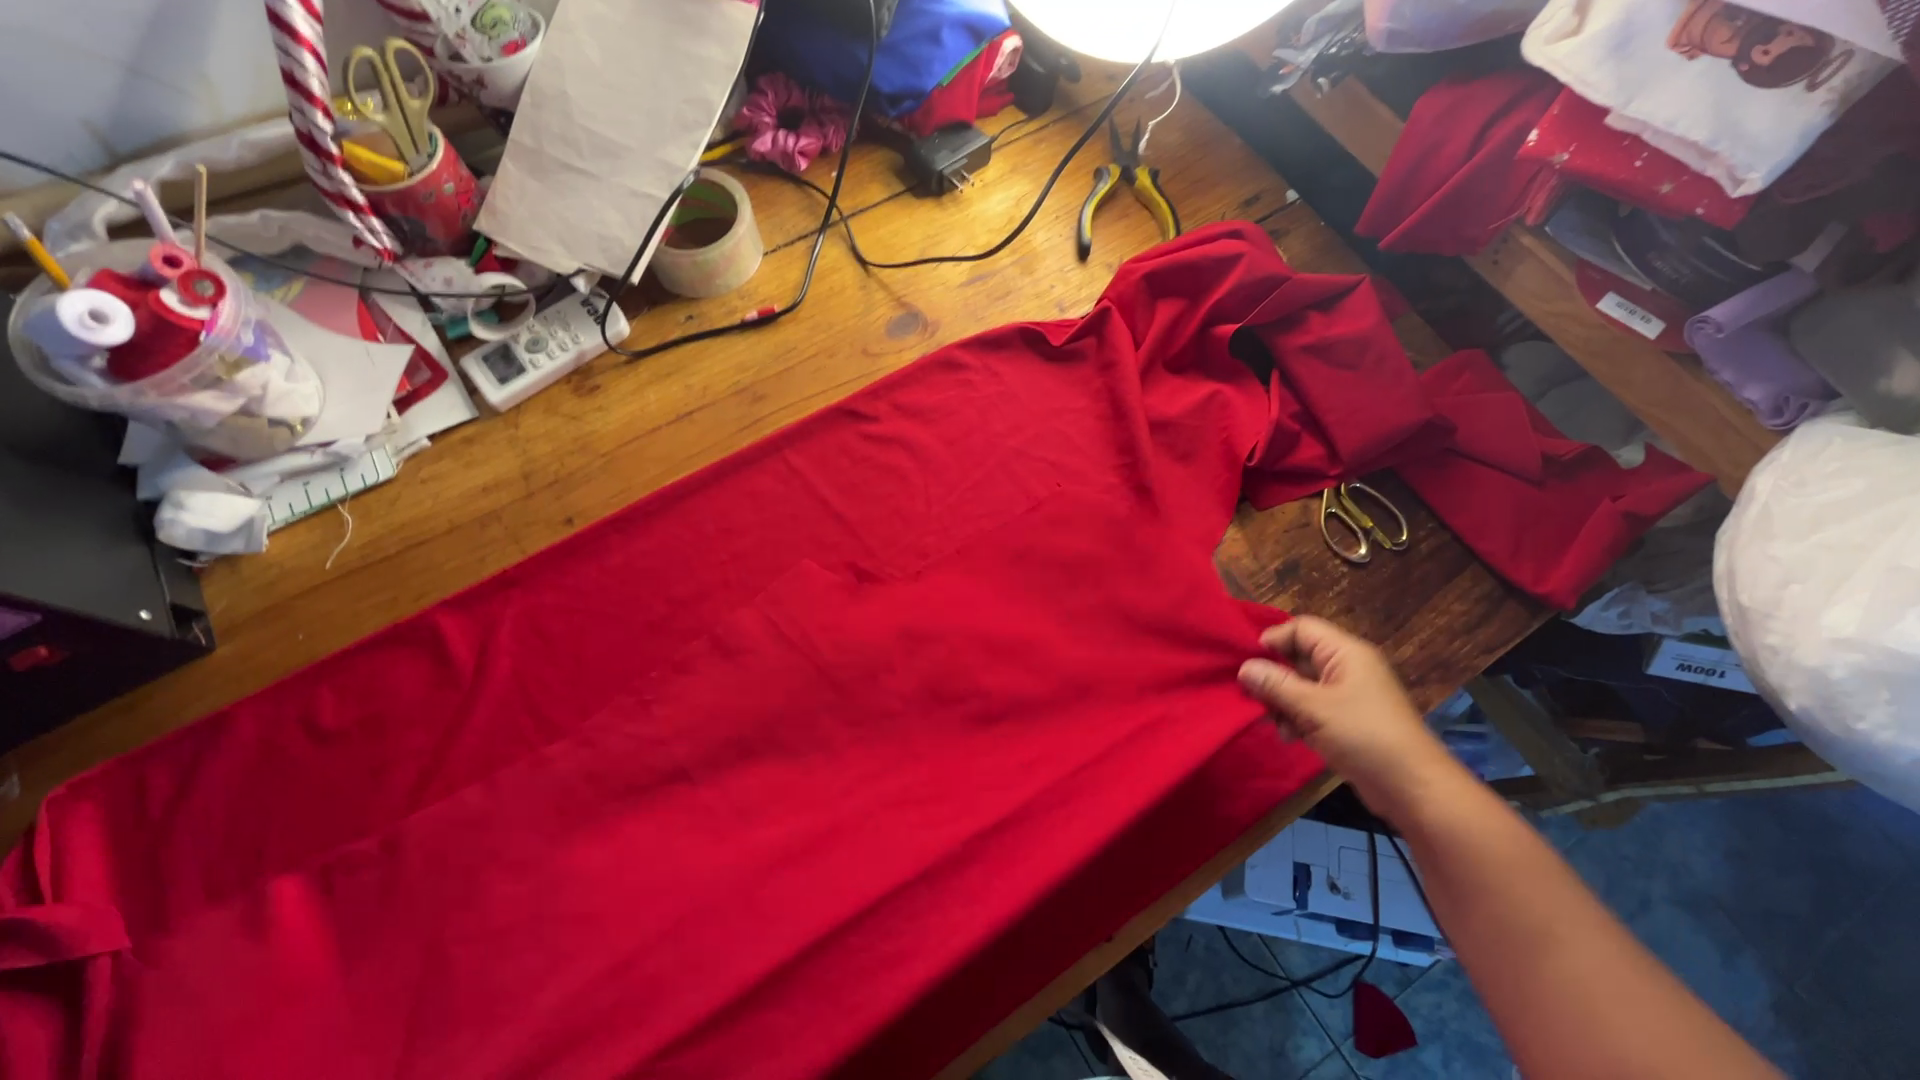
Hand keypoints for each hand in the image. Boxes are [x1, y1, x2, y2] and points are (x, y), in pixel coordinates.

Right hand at [1237, 615, 1459, 819]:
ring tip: (1277, 725)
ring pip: (1302, 686)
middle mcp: (1346, 667)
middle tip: (1254, 699)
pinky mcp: (1346, 720)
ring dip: (1283, 703)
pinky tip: (1292, 738)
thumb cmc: (1363, 735)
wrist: (1410, 785)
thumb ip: (1276, 685)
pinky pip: (1312, 709)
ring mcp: (1348, 695)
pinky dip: (1298, 719)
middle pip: (1298, 658)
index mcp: (1345, 653)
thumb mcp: (1313, 708)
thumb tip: (1244, 667)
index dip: (1273, 641)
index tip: (1247, 664)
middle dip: (1274, 678)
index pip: (1301, 628)